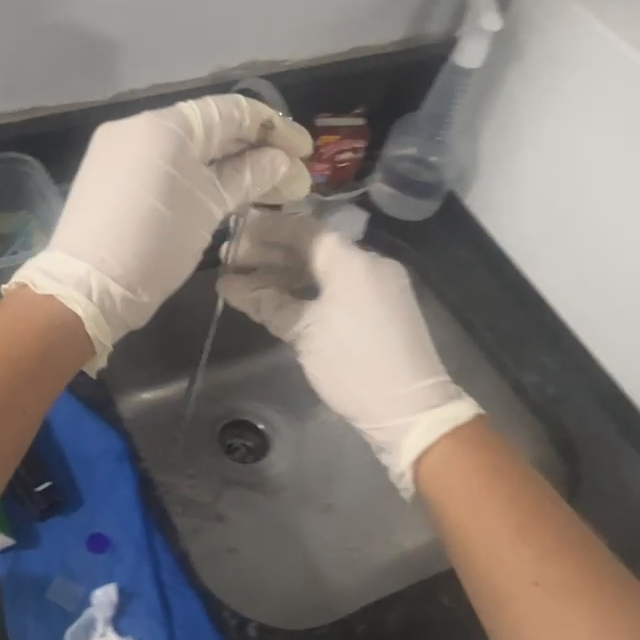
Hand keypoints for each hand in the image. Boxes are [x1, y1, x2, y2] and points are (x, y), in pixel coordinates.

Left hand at [7, 95, 311, 370]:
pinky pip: (161, 165)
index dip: (273, 128)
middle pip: (207, 127)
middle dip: (253, 150)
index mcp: (164, 125)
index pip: (231, 111)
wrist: (86, 290)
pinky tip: (221, 192)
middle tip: (290, 175)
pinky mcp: (107, 176)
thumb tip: (281, 161)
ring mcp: (118, 150)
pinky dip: (195, 175)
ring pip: (185, 148)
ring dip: (226, 165)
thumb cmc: (154, 246)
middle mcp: (137, 127)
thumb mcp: (209, 211)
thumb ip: (248, 178)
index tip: (304, 151)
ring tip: (264, 187)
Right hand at [217, 210, 481, 496]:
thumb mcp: (303, 333)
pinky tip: (287, 301)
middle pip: (316, 249)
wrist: (409, 409)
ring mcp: (382, 287)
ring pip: (329, 270)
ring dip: (291, 274)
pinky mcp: (386, 309)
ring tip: (254, 285)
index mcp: (353, 262)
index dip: (268, 230)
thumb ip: (266, 302)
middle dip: (274, 254)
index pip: (304, 231)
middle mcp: (371, 264)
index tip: (237, 233)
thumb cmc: (353, 365)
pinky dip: (313, 289)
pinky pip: (343, 287)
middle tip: (237, 261)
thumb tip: (229, 284)